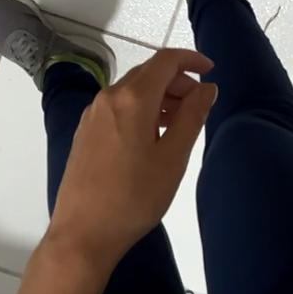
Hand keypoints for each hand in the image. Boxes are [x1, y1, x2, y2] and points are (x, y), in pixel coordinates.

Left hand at [43, 49, 217, 272]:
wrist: (82, 234)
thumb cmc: (133, 198)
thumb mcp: (172, 159)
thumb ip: (192, 117)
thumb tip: (207, 88)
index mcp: (133, 98)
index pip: (165, 60)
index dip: (191, 59)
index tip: (211, 71)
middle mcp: (109, 96)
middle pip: (149, 73)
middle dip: (178, 81)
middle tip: (200, 105)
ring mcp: (93, 113)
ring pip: (133, 90)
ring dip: (160, 96)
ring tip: (180, 122)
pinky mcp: (85, 131)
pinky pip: (119, 105)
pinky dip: (141, 108)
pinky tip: (151, 135)